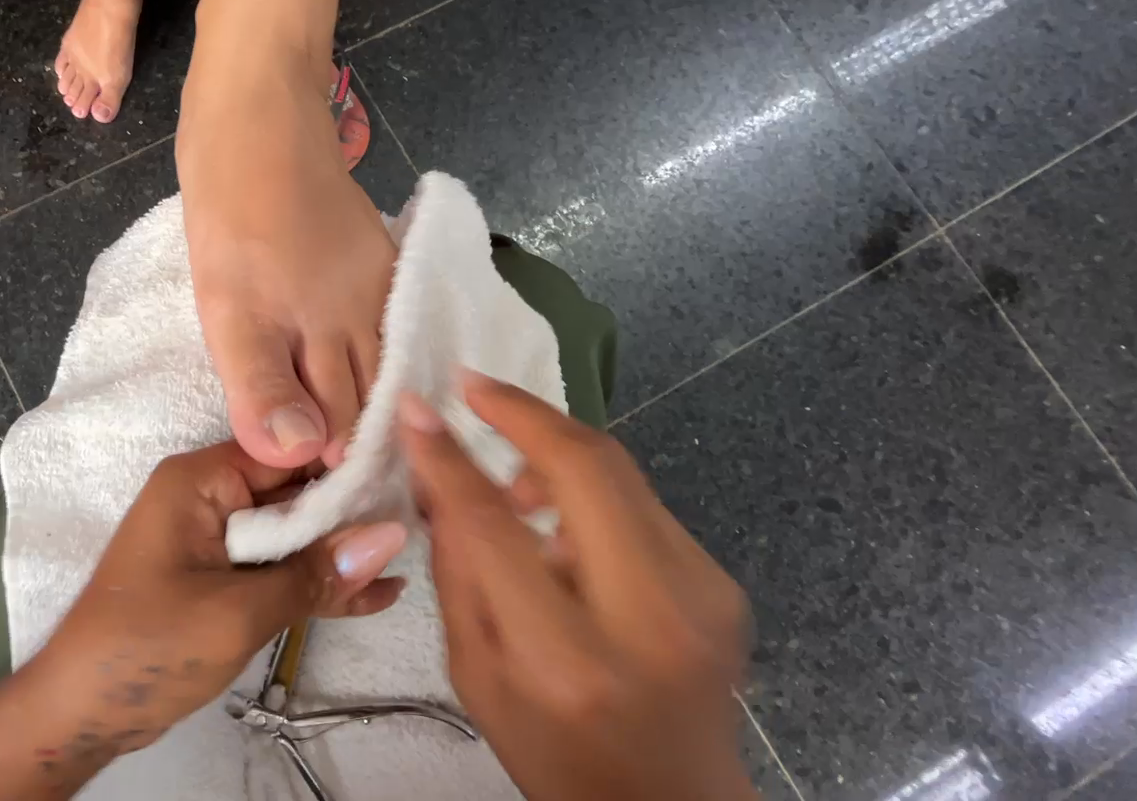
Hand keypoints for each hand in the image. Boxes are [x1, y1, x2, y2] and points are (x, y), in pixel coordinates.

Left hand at [26, 440, 408, 759]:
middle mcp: (209, 497)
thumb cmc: (149, 646)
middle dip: (352, 513)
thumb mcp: (238, 611)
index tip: (408, 478)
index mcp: (200, 481)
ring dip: (341, 553)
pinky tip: (375, 595)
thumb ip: (313, 573)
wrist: (84, 711)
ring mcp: (216, 539)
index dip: (345, 465)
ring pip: (292, 536)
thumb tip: (390, 536)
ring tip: (412, 557)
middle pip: (293, 493)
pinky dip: (316, 583)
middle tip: (424, 518)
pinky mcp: (223, 578)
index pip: (286, 455)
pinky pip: (278, 569)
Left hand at [178, 0, 396, 468]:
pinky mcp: (370, 258)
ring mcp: (377, 283)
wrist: (256, 110)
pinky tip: (359, 382)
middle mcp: (373, 316)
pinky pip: (376, 330)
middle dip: (359, 454)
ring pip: (377, 367)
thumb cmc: (232, 204)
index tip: (326, 520)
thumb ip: (261, 379)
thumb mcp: (229, 299)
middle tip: (342, 507)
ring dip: (365, 412)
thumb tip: (302, 458)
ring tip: (351, 462)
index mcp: (338, 333)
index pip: (347, 427)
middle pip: (372, 402)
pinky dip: (367, 365)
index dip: (337, 475)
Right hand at [398, 375, 755, 800]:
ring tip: (509, 482)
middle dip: (522, 409)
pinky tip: (558, 520)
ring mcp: (702, 593)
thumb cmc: (552, 751)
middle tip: (471, 385)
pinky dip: (585, 488)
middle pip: (587, 467)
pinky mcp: (721, 581)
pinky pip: (636, 501)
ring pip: (617, 470)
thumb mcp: (474, 672)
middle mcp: (649, 616)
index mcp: (567, 657)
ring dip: (551, 449)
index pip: (493, 526)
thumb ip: (455, 570)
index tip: (414, 406)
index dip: (448, 456)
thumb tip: (435, 473)